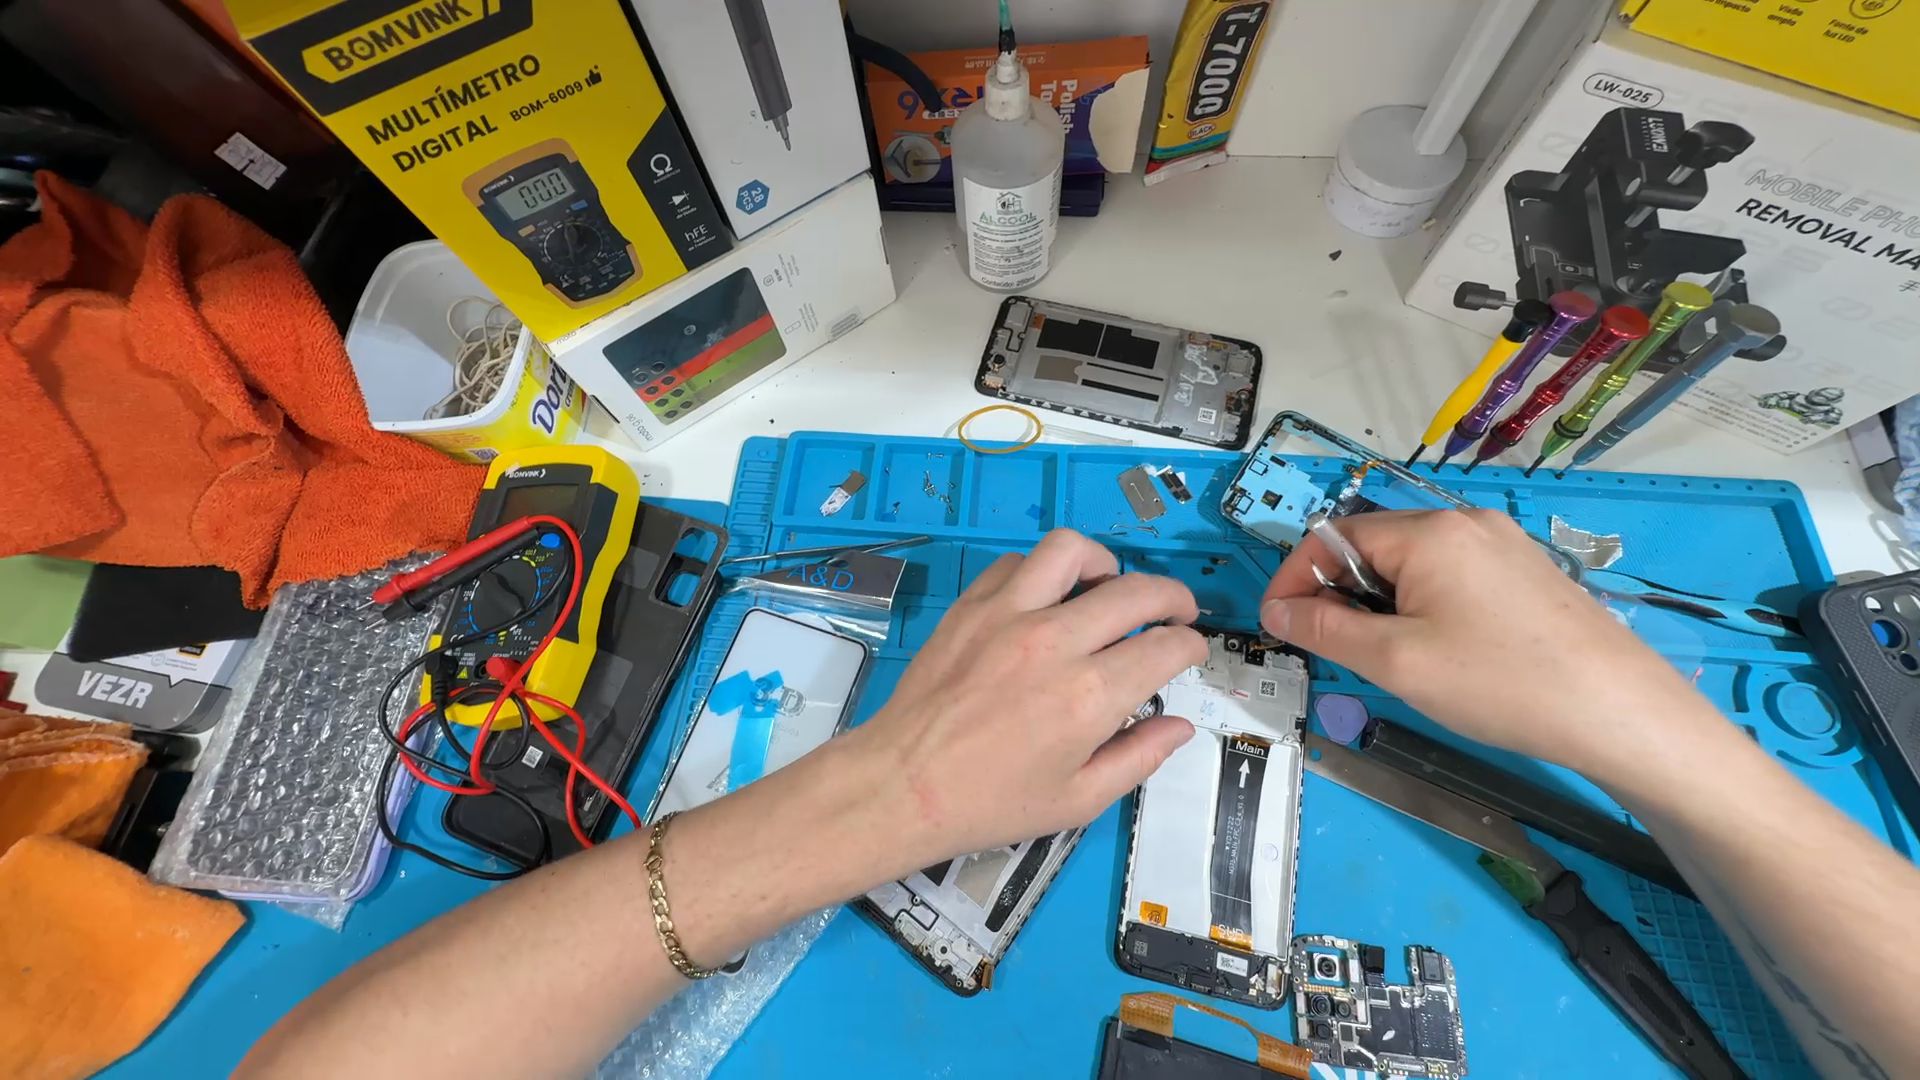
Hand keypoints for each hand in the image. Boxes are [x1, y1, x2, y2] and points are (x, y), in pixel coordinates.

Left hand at [843, 528, 1206, 866]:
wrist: (905, 782)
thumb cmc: (993, 801)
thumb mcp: (1079, 800)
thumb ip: (1139, 757)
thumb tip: (1180, 725)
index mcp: (1089, 695)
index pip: (1166, 646)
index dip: (1191, 645)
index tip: (1190, 650)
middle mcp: (1054, 641)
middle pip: (1136, 591)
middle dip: (1173, 597)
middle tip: (1176, 613)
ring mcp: (1007, 613)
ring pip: (1071, 551)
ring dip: (1104, 564)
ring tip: (1109, 587)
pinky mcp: (970, 604)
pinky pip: (1016, 562)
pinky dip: (1042, 572)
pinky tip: (1045, 599)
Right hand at [1260, 509, 1700, 775]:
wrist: (1627, 717)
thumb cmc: (1498, 683)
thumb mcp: (1393, 661)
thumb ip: (1323, 629)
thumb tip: (1275, 611)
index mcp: (1428, 532)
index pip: (1332, 538)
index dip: (1294, 579)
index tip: (1278, 623)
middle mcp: (1464, 523)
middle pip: (1370, 546)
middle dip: (1336, 591)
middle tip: (1331, 644)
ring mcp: (1501, 544)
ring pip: (1408, 562)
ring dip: (1376, 599)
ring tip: (1382, 650)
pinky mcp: (1525, 571)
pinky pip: (1446, 573)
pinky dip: (1417, 601)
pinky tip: (1432, 645)